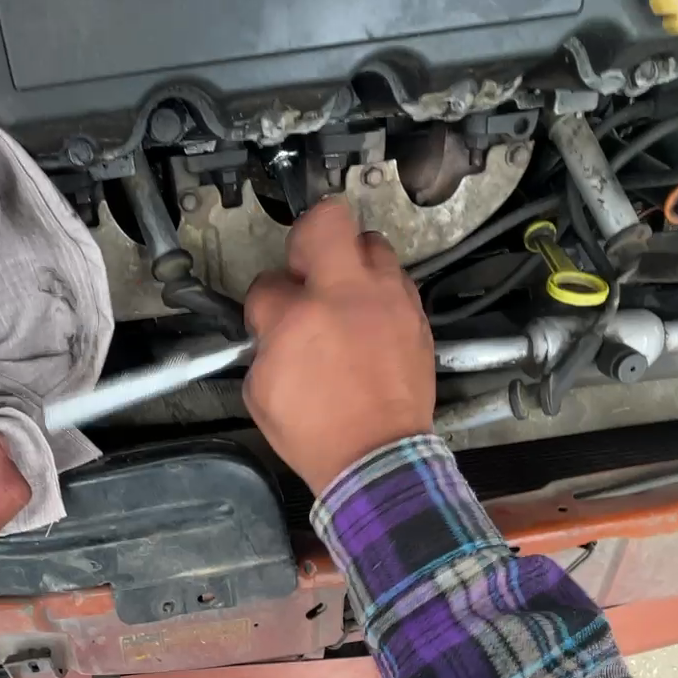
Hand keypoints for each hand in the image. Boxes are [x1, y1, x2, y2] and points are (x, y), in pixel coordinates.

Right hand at [242, 200, 435, 494]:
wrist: (376, 457)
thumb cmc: (319, 434)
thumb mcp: (262, 395)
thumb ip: (263, 349)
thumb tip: (270, 331)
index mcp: (297, 318)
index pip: (267, 284)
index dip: (262, 302)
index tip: (267, 319)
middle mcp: (346, 296)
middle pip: (327, 221)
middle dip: (309, 237)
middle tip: (307, 269)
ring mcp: (388, 302)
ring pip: (372, 243)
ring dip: (353, 263)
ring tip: (345, 295)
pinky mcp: (415, 318)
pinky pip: (399, 282)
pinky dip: (381, 294)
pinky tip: (371, 321)